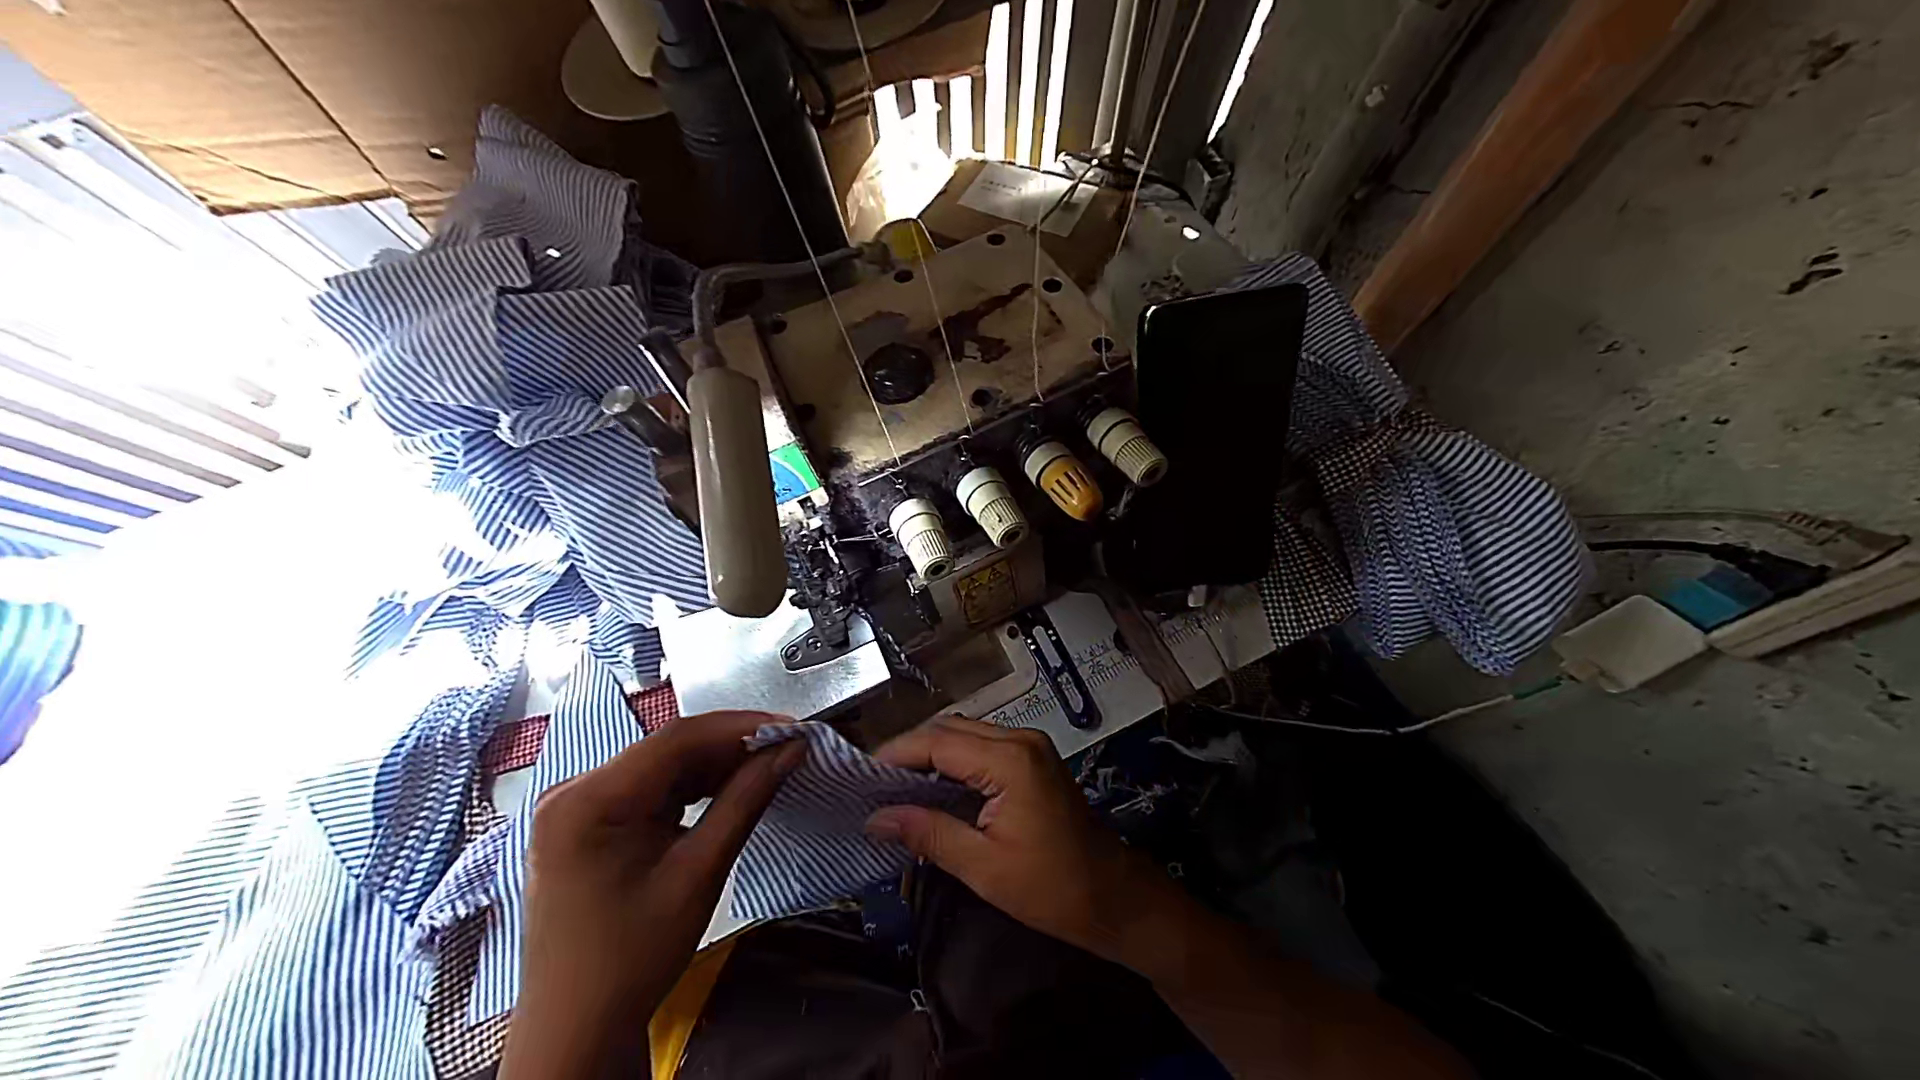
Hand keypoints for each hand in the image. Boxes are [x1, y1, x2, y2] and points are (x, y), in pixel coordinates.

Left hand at [500, 710, 804, 1078]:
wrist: (577, 1029)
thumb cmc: (633, 958)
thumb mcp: (698, 874)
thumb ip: (745, 801)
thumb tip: (791, 749)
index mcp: (586, 801)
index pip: (675, 739)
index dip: (740, 726)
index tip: (792, 728)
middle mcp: (574, 791)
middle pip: (668, 749)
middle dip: (732, 745)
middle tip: (789, 746)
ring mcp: (579, 806)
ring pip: (664, 765)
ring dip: (717, 763)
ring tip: (770, 763)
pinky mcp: (591, 821)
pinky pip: (652, 787)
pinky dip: (694, 785)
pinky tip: (731, 786)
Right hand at [863, 715, 1188, 968]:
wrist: (1117, 898)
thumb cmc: (1054, 888)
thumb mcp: (984, 867)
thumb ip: (929, 833)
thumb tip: (877, 819)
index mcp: (1009, 760)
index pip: (937, 741)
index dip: (895, 755)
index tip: (860, 777)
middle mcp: (1019, 739)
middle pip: (949, 729)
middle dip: (908, 752)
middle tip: (873, 784)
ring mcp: (1029, 746)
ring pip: (964, 734)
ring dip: (929, 755)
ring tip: (893, 787)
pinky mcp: (1032, 759)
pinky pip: (981, 747)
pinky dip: (951, 762)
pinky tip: (931, 788)